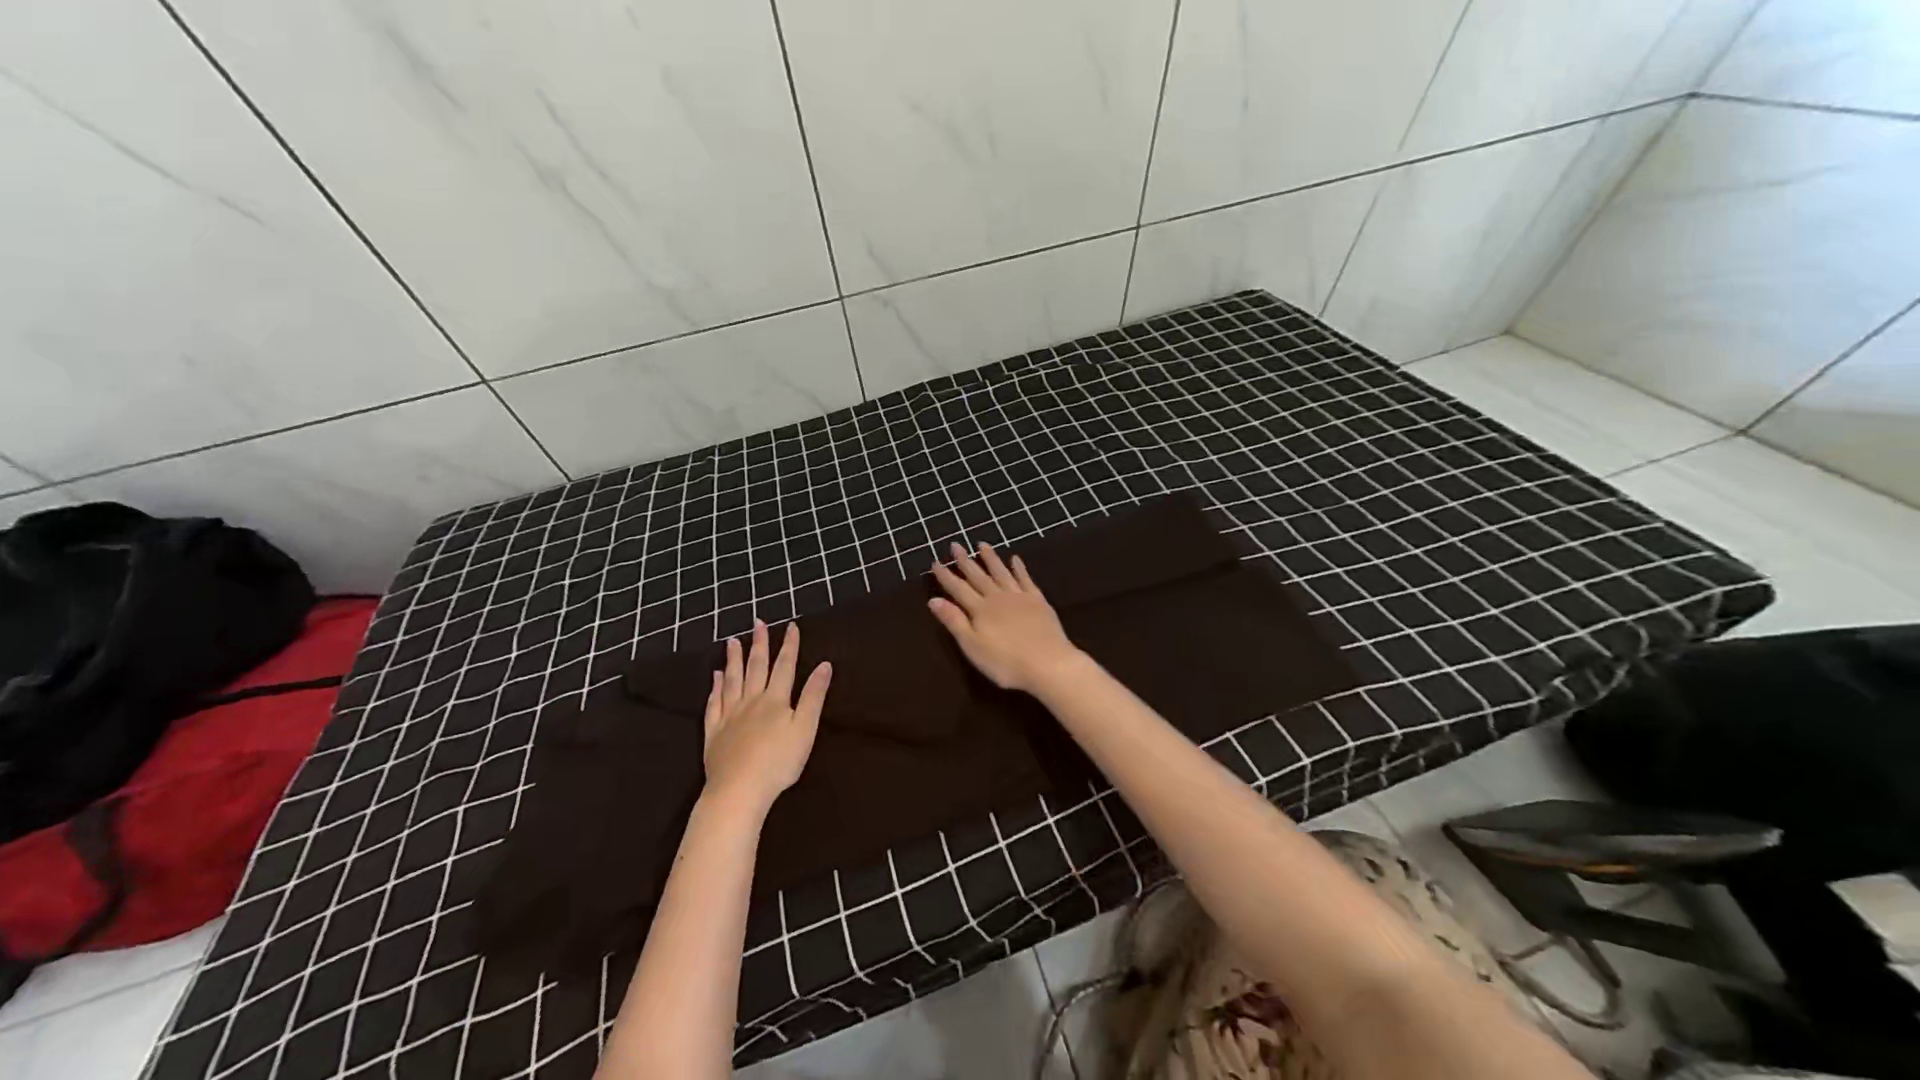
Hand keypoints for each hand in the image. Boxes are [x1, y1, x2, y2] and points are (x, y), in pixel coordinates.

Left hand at [702, 619, 831, 813]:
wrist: (738, 790)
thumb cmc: (778, 762)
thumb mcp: (805, 729)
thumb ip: (813, 696)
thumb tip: (825, 665)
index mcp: (775, 700)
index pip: (785, 666)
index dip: (789, 645)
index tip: (791, 626)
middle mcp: (751, 701)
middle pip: (756, 667)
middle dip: (759, 644)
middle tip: (757, 623)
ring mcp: (729, 716)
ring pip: (732, 680)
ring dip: (734, 659)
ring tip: (733, 641)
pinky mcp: (714, 732)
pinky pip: (714, 703)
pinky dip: (716, 687)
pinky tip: (715, 677)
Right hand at [928, 542, 1084, 693]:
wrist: (1049, 664)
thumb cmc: (1006, 663)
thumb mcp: (972, 646)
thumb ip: (954, 622)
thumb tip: (933, 600)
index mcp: (980, 609)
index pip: (958, 589)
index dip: (946, 576)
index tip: (936, 562)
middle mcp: (998, 597)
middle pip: (978, 576)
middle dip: (965, 561)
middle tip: (956, 545)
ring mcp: (1020, 597)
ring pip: (1001, 572)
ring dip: (991, 558)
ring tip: (982, 544)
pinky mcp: (1038, 601)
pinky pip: (1026, 579)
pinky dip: (1019, 568)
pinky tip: (1015, 559)